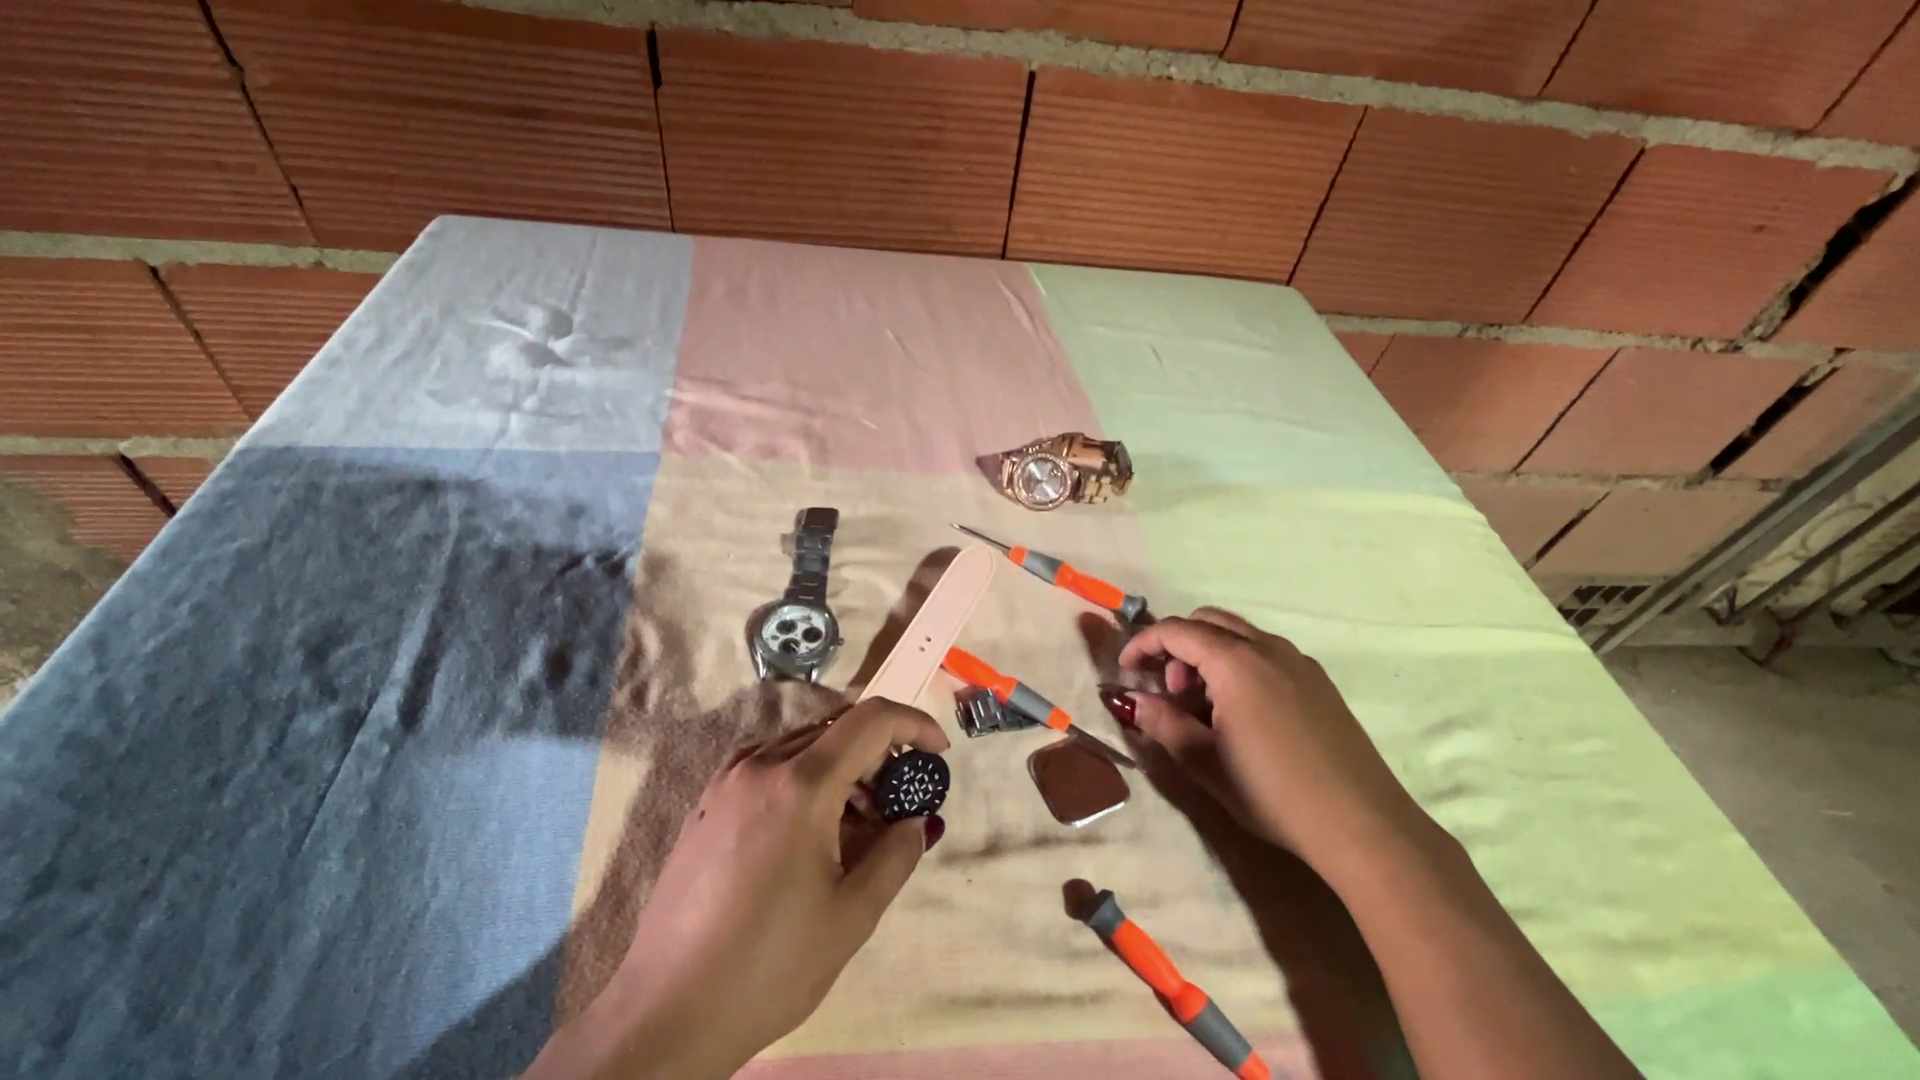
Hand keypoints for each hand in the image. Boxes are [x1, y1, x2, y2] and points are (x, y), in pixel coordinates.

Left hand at [524, 700, 949, 1079]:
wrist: (668, 1010)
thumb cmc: (771, 965)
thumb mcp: (853, 914)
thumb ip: (896, 853)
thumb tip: (915, 820)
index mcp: (800, 784)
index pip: (871, 720)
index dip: (914, 725)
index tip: (938, 754)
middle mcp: (760, 766)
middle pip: (836, 730)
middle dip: (879, 756)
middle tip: (900, 806)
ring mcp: (725, 783)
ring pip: (802, 748)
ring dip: (842, 770)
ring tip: (859, 829)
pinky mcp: (706, 805)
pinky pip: (769, 769)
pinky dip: (805, 782)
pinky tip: (812, 834)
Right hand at [1113, 607, 1434, 875]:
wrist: (1361, 823)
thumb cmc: (1272, 793)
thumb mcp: (1204, 762)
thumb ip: (1162, 722)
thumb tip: (1130, 700)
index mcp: (1236, 662)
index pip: (1176, 631)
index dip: (1143, 645)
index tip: (1126, 671)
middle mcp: (1269, 648)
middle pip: (1209, 622)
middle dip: (1178, 646)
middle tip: (1168, 692)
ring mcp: (1300, 662)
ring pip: (1240, 636)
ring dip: (1209, 656)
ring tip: (1203, 708)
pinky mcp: (1319, 682)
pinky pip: (1266, 654)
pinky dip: (1239, 665)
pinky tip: (1241, 713)